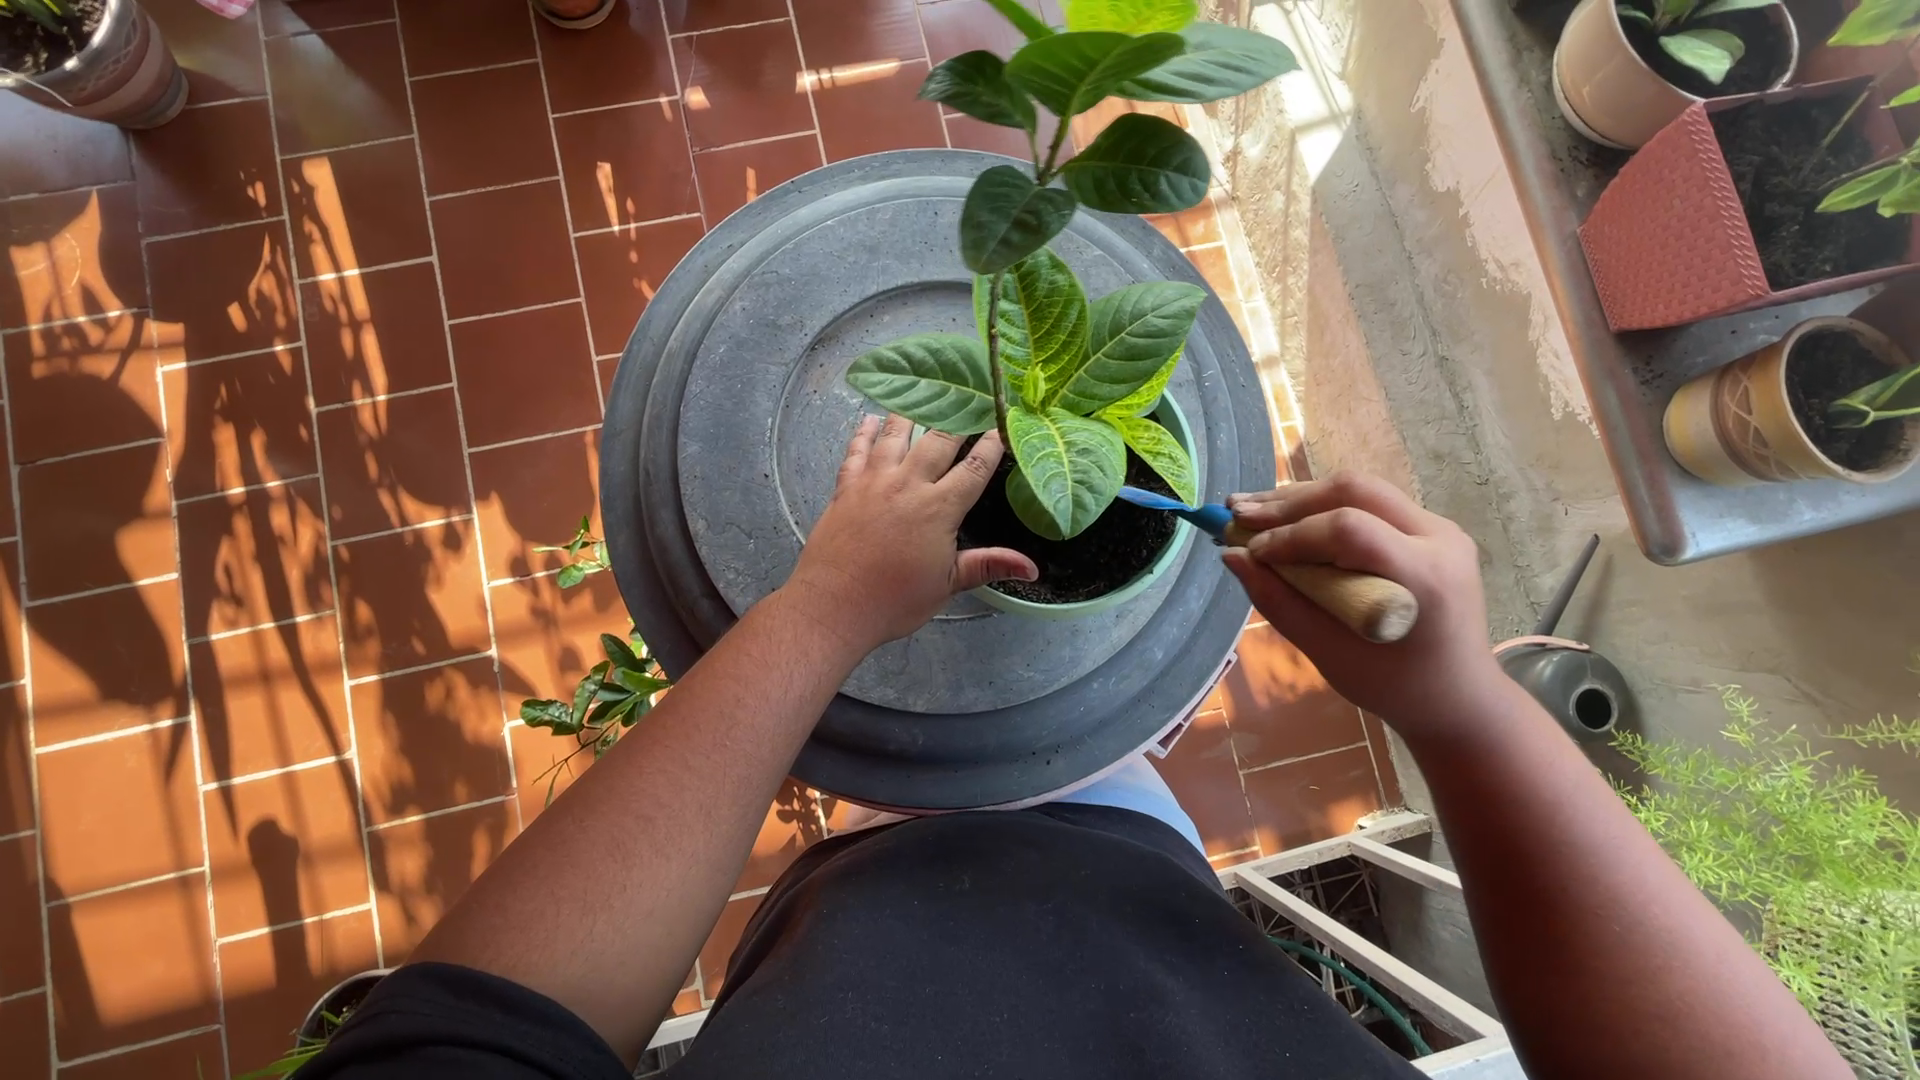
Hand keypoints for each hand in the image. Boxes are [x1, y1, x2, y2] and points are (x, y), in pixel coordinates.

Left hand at [782, 414, 1037, 652]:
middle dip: (957, 419)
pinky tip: (870, 419)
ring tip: (923, 396)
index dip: (992, 445)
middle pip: (937, 440)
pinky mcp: (845, 488)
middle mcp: (907, 485)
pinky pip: (856, 451)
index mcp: (938, 508)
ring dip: (911, 414)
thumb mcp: (948, 584)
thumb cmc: (894, 601)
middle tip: (969, 399)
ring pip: (895, 436)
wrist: (834, 606)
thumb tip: (1032, 569)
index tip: (1003, 425)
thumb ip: (988, 565)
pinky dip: (864, 432)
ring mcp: (873, 482)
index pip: (974, 468)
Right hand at [1220, 473, 1506, 742]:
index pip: (1350, 529)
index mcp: (1425, 577)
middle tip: (1236, 512)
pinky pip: (1367, 503)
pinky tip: (1283, 518)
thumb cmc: (1392, 685)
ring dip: (1299, 498)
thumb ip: (1279, 601)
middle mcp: (1440, 538)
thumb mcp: (1328, 653)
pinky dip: (1319, 507)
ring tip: (1248, 510)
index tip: (1249, 551)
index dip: (1291, 534)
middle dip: (1288, 502)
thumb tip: (1231, 556)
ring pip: (1358, 489)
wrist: (1456, 695)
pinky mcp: (1426, 528)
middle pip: (1354, 491)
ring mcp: (1438, 528)